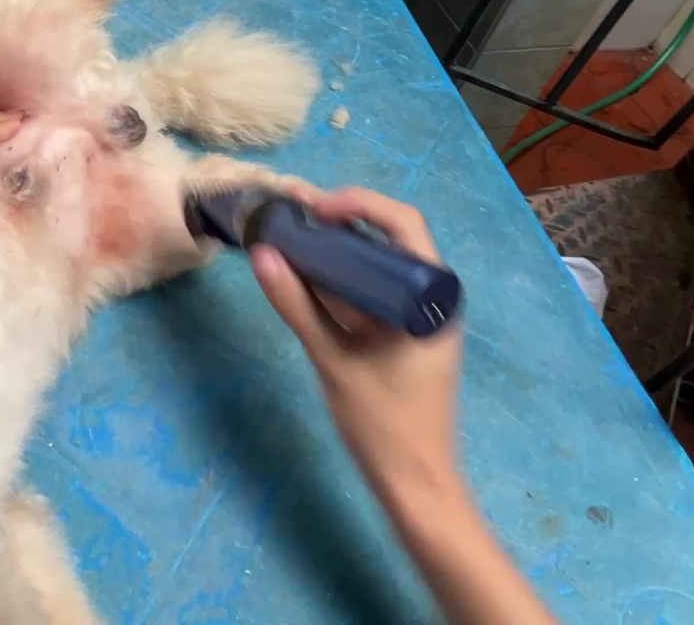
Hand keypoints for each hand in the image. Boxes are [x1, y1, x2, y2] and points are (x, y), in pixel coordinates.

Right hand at [249, 187, 464, 506]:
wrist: (414, 487)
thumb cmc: (383, 425)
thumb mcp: (334, 360)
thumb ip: (297, 306)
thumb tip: (261, 254)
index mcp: (432, 296)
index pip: (402, 224)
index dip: (357, 204)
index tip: (311, 208)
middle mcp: (432, 296)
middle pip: (388, 236)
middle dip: (339, 219)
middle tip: (292, 212)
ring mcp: (417, 314)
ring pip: (376, 262)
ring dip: (335, 247)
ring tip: (290, 232)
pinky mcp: (400, 331)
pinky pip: (369, 290)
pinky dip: (338, 278)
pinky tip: (304, 272)